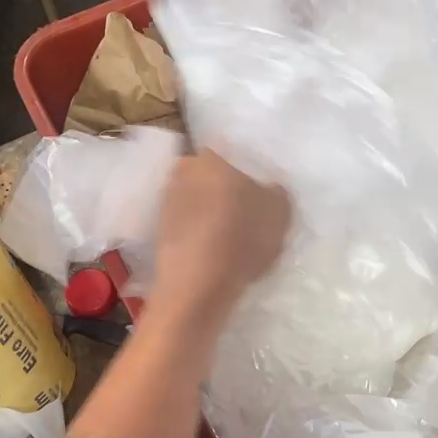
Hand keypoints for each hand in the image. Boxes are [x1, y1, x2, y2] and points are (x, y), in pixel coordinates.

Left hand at [149, 150, 291, 322]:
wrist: (198, 283)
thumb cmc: (242, 237)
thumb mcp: (279, 211)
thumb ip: (277, 193)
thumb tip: (270, 189)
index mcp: (211, 158)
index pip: (228, 155)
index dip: (243, 175)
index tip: (253, 197)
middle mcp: (182, 172)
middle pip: (207, 179)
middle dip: (221, 194)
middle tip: (241, 217)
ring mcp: (166, 204)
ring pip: (194, 203)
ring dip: (207, 217)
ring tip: (227, 242)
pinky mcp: (158, 234)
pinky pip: (185, 229)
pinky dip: (196, 238)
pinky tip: (211, 257)